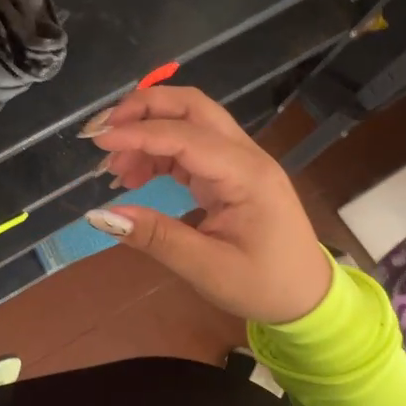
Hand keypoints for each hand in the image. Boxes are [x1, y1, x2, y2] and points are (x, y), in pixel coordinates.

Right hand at [81, 87, 332, 323]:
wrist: (307, 297)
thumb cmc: (265, 285)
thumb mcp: (207, 269)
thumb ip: (156, 237)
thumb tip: (102, 215)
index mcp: (247, 176)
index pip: (186, 136)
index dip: (139, 134)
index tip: (98, 143)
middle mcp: (246, 156)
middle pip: (192, 107)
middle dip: (143, 108)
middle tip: (101, 130)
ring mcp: (239, 161)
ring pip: (189, 121)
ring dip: (147, 130)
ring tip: (114, 168)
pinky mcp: (230, 173)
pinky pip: (190, 146)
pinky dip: (157, 151)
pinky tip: (134, 176)